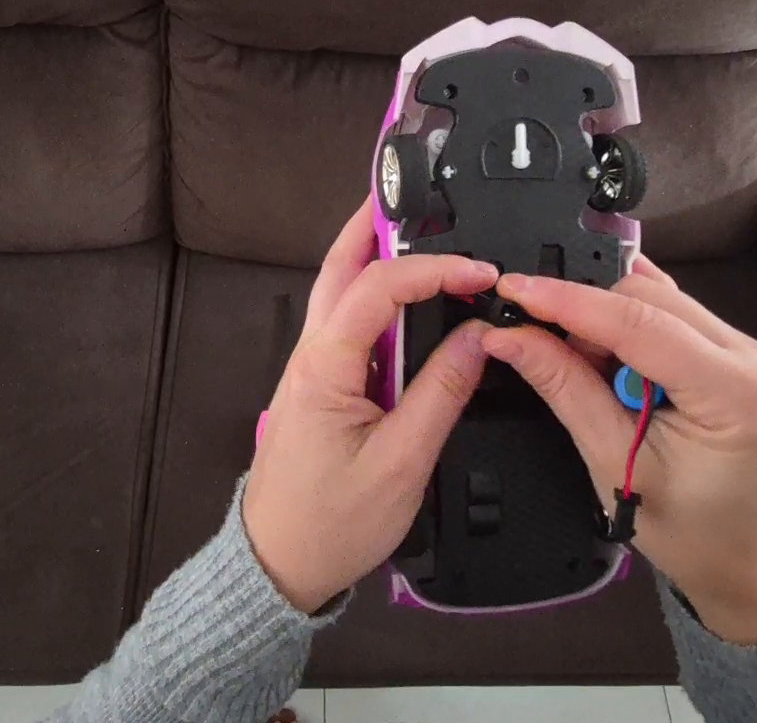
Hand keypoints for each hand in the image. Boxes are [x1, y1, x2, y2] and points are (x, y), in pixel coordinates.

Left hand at [243, 201, 498, 612]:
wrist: (276, 563)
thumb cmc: (331, 522)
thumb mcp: (401, 462)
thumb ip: (441, 392)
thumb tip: (477, 336)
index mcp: (325, 365)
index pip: (378, 288)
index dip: (433, 269)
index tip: (479, 274)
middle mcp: (310, 353)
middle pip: (338, 267)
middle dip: (372, 224)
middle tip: (410, 194)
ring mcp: (310, 365)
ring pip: (337, 289)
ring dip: (369, 253)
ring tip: (412, 228)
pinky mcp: (318, 381)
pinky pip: (345, 321)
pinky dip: (371, 292)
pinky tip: (400, 295)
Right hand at [480, 258, 756, 643]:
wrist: (748, 567)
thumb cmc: (690, 532)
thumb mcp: (614, 464)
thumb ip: (563, 387)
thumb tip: (507, 336)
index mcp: (737, 393)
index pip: (638, 322)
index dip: (568, 299)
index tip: (512, 288)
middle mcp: (753, 357)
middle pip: (647, 298)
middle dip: (584, 313)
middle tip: (542, 346)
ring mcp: (748, 349)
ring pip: (655, 297)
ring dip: (603, 320)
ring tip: (581, 365)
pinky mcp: (734, 350)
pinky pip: (668, 311)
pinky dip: (626, 322)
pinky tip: (603, 347)